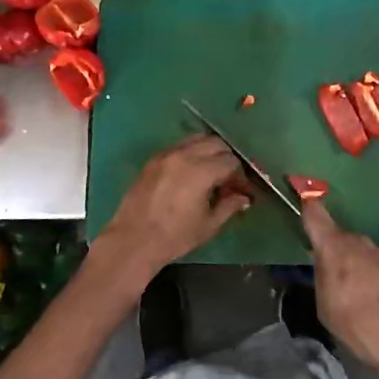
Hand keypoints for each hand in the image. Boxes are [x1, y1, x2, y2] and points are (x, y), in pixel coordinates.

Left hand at [94, 136, 250, 285]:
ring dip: (208, 151)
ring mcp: (166, 154)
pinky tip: (190, 173)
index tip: (239, 189)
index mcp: (201, 171)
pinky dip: (190, 152)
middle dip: (226, 158)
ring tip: (209, 172)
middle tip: (227, 179)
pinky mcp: (153, 159)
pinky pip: (179, 146)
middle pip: (215, 143)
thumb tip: (244, 197)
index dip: (239, 175)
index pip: (230, 161)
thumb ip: (229, 206)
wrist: (134, 240)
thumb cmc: (175, 237)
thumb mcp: (208, 225)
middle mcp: (184, 155)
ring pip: (196, 139)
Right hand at [302, 201, 378, 378]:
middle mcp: (361, 243)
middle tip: (335, 281)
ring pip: (366, 256)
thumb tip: (327, 269)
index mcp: (335, 248)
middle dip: (338, 255)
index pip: (316, 216)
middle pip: (343, 241)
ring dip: (361, 271)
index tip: (305, 202)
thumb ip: (323, 280)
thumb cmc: (361, 325)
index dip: (309, 209)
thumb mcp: (326, 308)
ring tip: (363, 302)